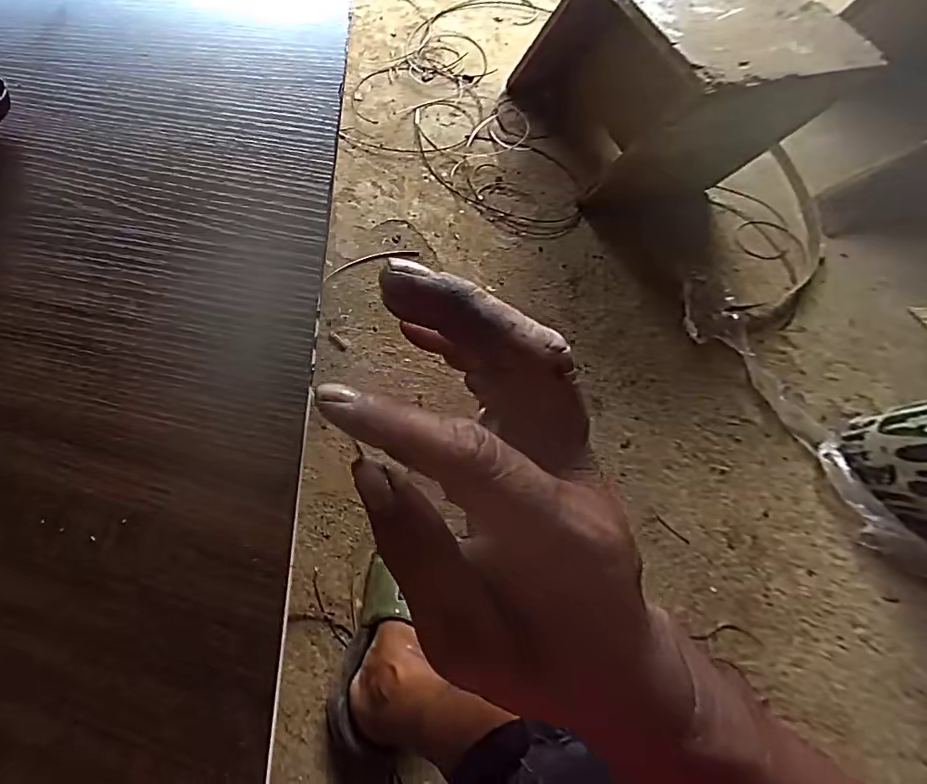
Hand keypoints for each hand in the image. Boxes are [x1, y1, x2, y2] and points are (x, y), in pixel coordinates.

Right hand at [315, 259, 696, 750]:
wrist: (618, 666)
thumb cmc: (535, 663)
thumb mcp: (462, 639)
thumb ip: (416, 555)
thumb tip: (368, 469)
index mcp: (556, 534)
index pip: (473, 456)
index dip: (398, 422)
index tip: (329, 399)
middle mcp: (575, 477)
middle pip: (536, 375)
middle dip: (465, 318)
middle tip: (393, 281)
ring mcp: (572, 452)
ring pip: (533, 358)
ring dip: (466, 310)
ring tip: (399, 281)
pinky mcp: (555, 441)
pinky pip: (524, 371)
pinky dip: (472, 336)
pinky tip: (416, 323)